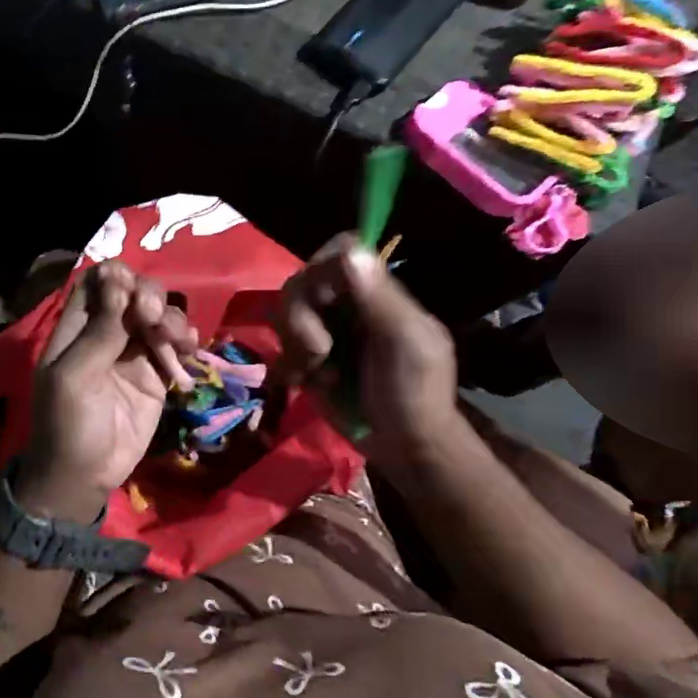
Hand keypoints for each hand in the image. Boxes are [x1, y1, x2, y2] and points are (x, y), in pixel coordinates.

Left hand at [21, 261, 197, 522]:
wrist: (85, 476)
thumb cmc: (68, 425)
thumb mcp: (74, 377)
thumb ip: (100, 331)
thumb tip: (119, 281)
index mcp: (76, 329)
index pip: (97, 282)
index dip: (116, 277)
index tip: (130, 290)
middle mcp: (106, 333)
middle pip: (133, 292)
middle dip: (149, 296)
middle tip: (153, 316)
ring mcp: (132, 353)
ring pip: (158, 315)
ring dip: (172, 319)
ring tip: (178, 341)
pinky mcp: (155, 375)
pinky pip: (174, 346)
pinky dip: (185, 341)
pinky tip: (189, 352)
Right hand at [276, 233, 461, 464]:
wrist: (404, 447)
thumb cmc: (416, 393)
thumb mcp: (407, 344)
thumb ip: (381, 298)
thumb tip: (351, 250)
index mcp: (377, 291)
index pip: (339, 252)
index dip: (321, 270)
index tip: (322, 300)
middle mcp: (347, 303)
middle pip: (302, 282)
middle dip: (300, 318)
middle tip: (319, 352)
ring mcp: (325, 330)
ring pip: (285, 313)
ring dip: (295, 345)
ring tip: (318, 373)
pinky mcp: (308, 358)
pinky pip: (281, 346)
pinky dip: (290, 365)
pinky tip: (309, 384)